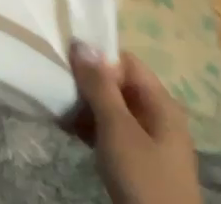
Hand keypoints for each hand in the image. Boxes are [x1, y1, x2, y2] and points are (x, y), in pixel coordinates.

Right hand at [67, 42, 202, 203]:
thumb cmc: (143, 177)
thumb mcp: (117, 129)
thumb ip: (99, 86)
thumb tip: (82, 43)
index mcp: (161, 103)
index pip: (126, 62)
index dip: (98, 59)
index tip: (67, 65)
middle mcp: (158, 116)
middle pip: (118, 85)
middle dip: (87, 84)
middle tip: (58, 89)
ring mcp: (149, 139)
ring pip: (112, 108)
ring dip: (86, 107)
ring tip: (60, 111)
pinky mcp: (138, 159)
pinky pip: (112, 130)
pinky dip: (92, 127)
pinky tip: (70, 131)